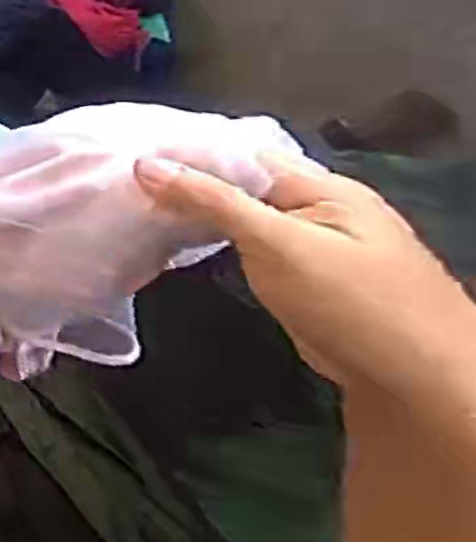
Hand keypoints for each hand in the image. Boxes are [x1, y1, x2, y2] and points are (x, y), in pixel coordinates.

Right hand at [133, 152, 475, 401]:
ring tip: (131, 202)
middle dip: (178, 178)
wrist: (424, 390)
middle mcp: (316, 206)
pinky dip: (201, 231)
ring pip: (230, 208)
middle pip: (232, 178)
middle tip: (118, 180)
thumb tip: (144, 164)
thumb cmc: (359, 307)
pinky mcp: (292, 268)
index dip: (181, 150)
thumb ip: (210, 199)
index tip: (123, 155)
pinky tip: (167, 232)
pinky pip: (235, 235)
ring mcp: (305, 239)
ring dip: (186, 206)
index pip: (236, 152)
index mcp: (324, 188)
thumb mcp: (279, 244)